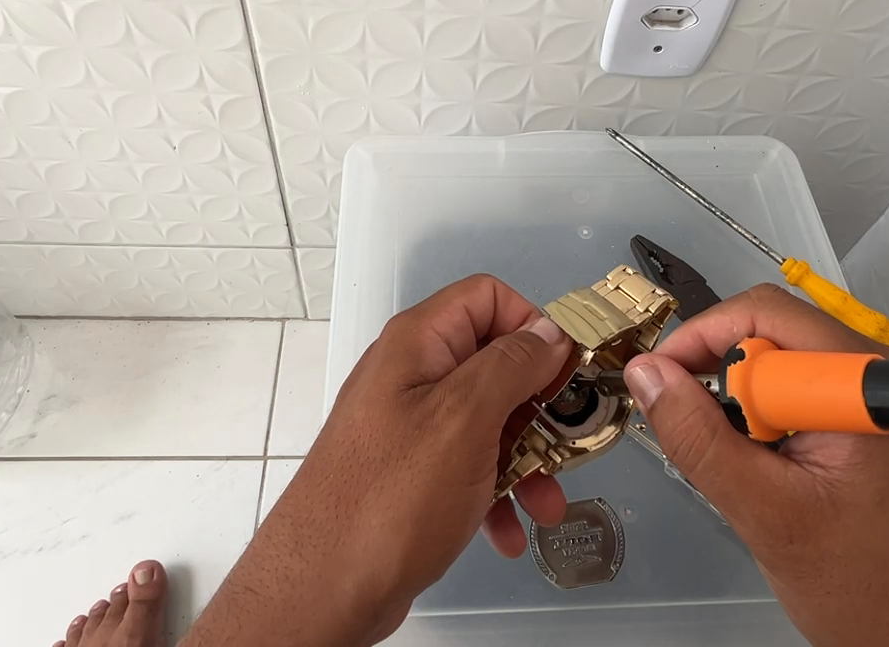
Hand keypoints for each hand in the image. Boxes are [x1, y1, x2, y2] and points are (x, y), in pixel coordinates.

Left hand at [185, 274, 572, 646]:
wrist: (320, 590)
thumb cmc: (391, 496)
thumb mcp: (465, 419)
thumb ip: (512, 365)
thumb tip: (550, 332)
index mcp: (420, 341)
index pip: (488, 297)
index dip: (532, 325)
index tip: (564, 372)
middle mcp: (413, 372)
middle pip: (494, 361)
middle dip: (537, 405)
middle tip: (568, 442)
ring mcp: (409, 423)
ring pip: (487, 419)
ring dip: (525, 458)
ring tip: (546, 503)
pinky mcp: (410, 470)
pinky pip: (466, 464)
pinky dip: (494, 492)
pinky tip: (507, 530)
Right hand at [623, 286, 888, 646]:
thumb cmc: (872, 595)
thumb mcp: (766, 514)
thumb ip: (699, 438)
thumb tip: (646, 372)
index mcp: (863, 381)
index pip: (763, 314)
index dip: (702, 339)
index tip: (664, 384)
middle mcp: (884, 374)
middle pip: (778, 333)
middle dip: (724, 374)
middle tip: (697, 429)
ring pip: (793, 366)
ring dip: (751, 404)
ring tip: (739, 463)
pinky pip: (817, 397)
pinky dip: (780, 422)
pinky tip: (775, 473)